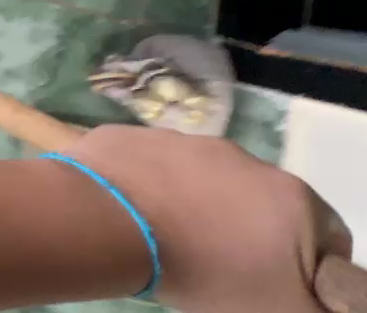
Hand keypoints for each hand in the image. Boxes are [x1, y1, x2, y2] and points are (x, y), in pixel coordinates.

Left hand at [68, 124, 352, 312]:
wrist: (104, 221)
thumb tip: (321, 294)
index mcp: (291, 193)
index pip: (325, 235)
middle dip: (249, 228)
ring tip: (172, 232)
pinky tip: (136, 208)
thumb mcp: (291, 311)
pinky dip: (148, 182)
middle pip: (258, 201)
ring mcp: (174, 138)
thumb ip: (326, 304)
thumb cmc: (208, 271)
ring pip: (200, 177)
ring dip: (196, 200)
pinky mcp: (127, 134)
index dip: (305, 264)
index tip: (272, 279)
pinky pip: (149, 163)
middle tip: (219, 256)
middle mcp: (236, 154)